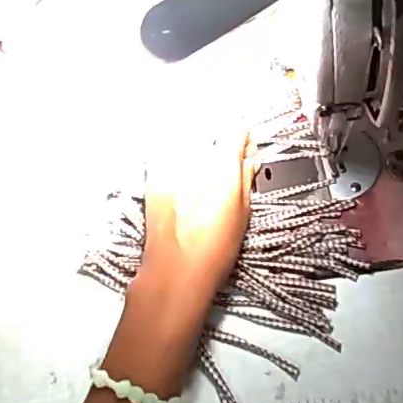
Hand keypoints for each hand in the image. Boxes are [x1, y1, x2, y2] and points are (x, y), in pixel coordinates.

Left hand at [135, 128, 255, 321]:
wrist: (174, 271)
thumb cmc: (211, 251)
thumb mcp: (242, 213)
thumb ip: (246, 178)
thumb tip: (250, 160)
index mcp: (222, 166)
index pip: (236, 130)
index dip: (244, 139)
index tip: (246, 148)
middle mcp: (195, 160)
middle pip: (211, 133)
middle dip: (221, 144)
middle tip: (227, 166)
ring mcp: (171, 167)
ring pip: (188, 141)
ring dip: (198, 151)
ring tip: (203, 177)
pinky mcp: (153, 176)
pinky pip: (168, 155)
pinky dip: (178, 161)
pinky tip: (185, 183)